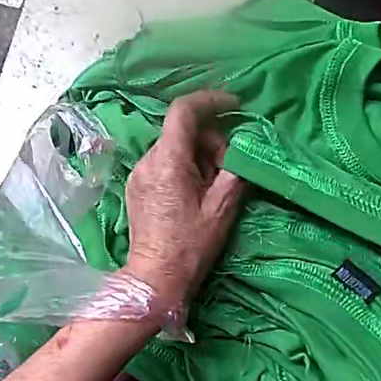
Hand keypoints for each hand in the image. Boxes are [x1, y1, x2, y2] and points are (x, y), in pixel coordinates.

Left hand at [122, 90, 246, 307]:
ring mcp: (138, 174)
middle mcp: (147, 161)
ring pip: (174, 147)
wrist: (155, 279)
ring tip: (211, 189)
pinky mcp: (137, 187)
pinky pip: (164, 163)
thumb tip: (243, 151)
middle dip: (210, 142)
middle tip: (227, 171)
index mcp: (167, 161)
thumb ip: (235, 171)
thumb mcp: (222, 208)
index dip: (210, 101)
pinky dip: (184, 168)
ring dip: (198, 157)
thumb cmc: (190, 246)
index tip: (233, 106)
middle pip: (182, 131)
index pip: (183, 111)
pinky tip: (194, 195)